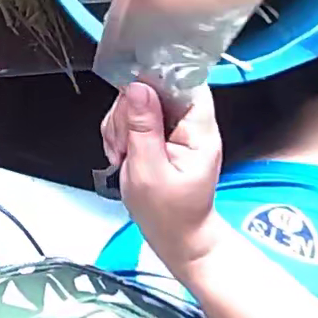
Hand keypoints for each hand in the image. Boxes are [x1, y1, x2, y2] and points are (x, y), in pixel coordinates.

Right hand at [107, 82, 228, 272]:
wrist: (175, 239)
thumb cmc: (169, 215)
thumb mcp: (148, 172)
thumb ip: (142, 127)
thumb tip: (136, 87)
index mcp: (198, 129)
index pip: (186, 81)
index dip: (157, 78)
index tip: (134, 95)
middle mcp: (189, 123)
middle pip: (154, 88)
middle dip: (129, 111)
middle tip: (124, 144)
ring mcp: (173, 127)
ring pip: (137, 101)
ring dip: (121, 124)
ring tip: (123, 154)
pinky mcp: (158, 132)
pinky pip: (131, 116)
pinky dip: (119, 133)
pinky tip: (121, 154)